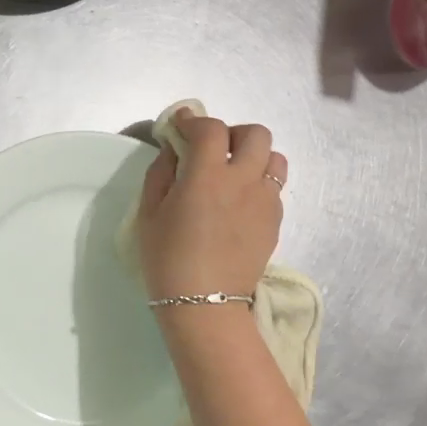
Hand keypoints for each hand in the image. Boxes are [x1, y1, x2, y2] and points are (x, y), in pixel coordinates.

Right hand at [137, 109, 287, 299]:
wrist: (205, 305)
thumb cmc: (167, 259)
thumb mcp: (149, 214)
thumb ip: (161, 173)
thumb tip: (174, 150)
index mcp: (207, 176)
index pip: (210, 128)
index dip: (194, 120)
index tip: (181, 124)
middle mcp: (243, 181)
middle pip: (255, 134)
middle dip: (232, 133)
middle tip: (212, 150)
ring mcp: (265, 201)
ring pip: (274, 159)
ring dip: (254, 157)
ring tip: (233, 175)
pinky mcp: (276, 221)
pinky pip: (274, 188)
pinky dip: (257, 185)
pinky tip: (238, 205)